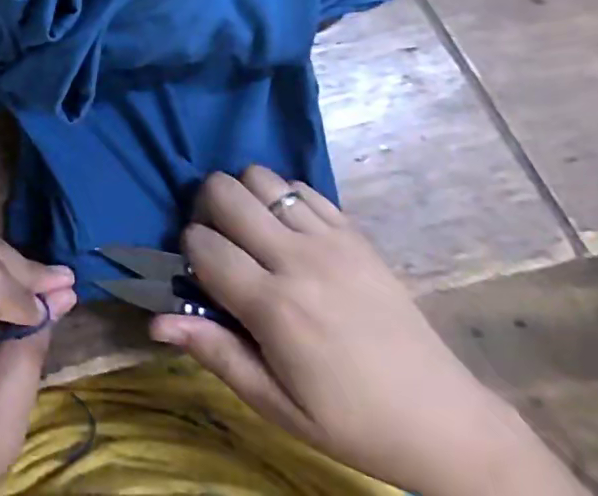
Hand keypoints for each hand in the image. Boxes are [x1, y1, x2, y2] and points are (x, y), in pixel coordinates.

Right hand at [149, 167, 586, 495]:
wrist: (441, 418)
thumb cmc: (349, 420)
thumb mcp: (275, 404)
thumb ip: (215, 352)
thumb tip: (156, 320)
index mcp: (274, 307)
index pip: (203, 244)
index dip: (187, 250)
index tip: (196, 271)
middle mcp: (298, 259)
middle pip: (225, 192)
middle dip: (206, 209)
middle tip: (217, 241)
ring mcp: (331, 240)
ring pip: (261, 178)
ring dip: (244, 196)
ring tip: (251, 231)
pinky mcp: (355, 233)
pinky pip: (303, 189)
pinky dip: (282, 198)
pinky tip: (288, 230)